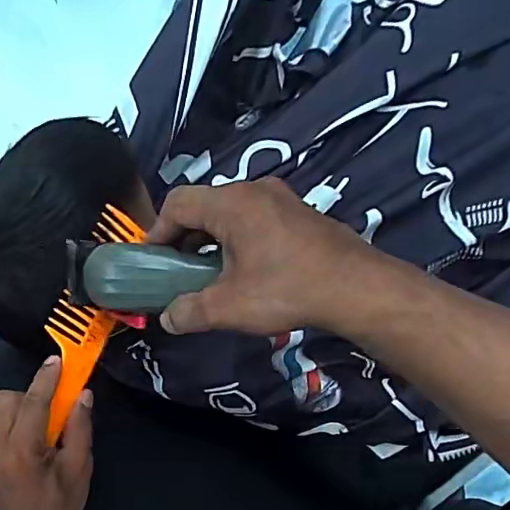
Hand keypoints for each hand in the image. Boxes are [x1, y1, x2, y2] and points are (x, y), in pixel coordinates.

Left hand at [0, 358, 93, 509]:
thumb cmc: (61, 503)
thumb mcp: (81, 466)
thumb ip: (80, 428)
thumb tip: (82, 394)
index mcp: (24, 450)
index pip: (33, 401)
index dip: (46, 377)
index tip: (57, 361)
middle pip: (5, 399)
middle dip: (29, 396)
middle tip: (47, 413)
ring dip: (3, 406)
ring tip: (22, 421)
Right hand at [146, 178, 400, 335]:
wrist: (356, 288)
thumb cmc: (287, 290)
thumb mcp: (229, 307)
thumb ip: (190, 312)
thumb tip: (168, 319)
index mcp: (232, 203)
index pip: (178, 202)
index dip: (158, 231)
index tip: (152, 261)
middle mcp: (255, 190)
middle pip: (204, 205)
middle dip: (185, 237)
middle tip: (178, 271)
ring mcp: (282, 199)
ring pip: (231, 212)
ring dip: (213, 240)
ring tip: (209, 275)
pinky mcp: (300, 214)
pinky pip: (256, 219)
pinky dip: (239, 240)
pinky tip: (246, 272)